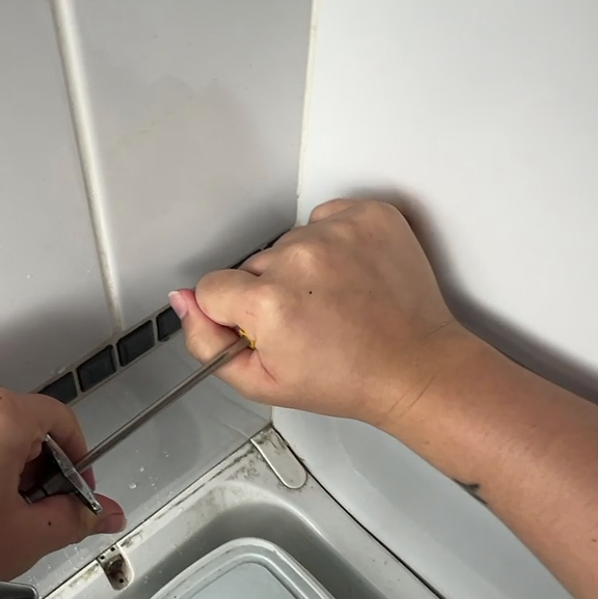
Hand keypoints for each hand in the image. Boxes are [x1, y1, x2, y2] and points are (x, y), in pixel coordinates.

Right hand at [170, 199, 480, 429]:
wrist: (416, 366)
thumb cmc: (346, 379)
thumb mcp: (260, 382)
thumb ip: (205, 341)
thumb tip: (182, 300)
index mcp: (268, 302)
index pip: (212, 287)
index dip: (234, 314)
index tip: (266, 329)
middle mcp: (299, 258)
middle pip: (252, 265)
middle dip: (268, 290)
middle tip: (307, 320)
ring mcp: (337, 232)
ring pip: (288, 243)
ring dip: (302, 267)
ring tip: (334, 299)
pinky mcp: (368, 215)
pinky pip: (324, 219)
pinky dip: (332, 242)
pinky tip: (350, 274)